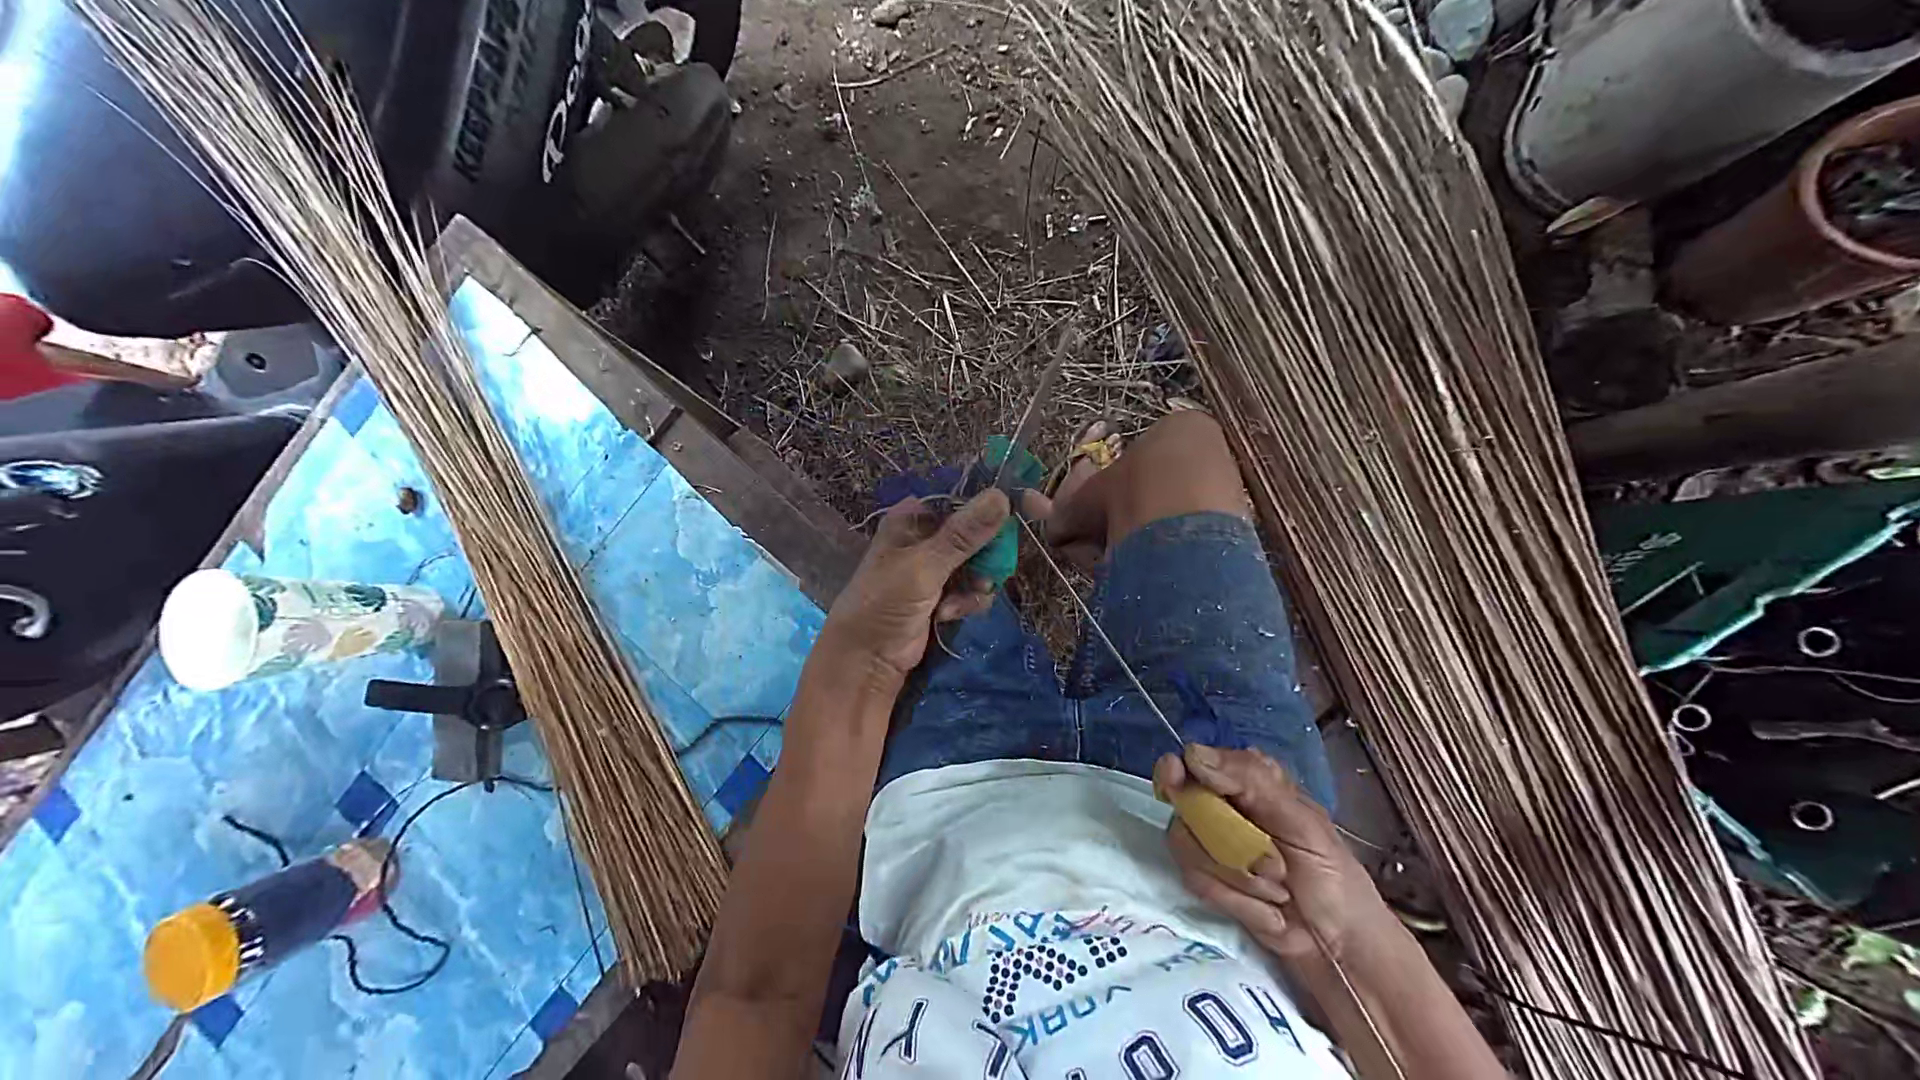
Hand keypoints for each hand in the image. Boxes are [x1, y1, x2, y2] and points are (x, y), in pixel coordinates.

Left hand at [815, 489, 1009, 687]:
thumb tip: (1001, 496)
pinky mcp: (944, 594)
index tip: (1030, 504)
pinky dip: (968, 601)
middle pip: (978, 530)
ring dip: (977, 582)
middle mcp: (926, 536)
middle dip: (987, 554)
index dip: (994, 501)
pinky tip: (949, 615)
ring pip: (981, 562)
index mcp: (913, 517)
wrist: (866, 659)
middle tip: (989, 571)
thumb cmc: (884, 603)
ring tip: (960, 599)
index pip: (963, 496)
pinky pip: (974, 588)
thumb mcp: (924, 566)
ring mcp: (936, 567)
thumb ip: (964, 534)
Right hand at [1155, 745, 1390, 961]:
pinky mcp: (1205, 879)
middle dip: (1228, 843)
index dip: (1177, 771)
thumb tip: (1193, 755)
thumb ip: (1251, 781)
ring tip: (1278, 891)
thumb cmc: (1333, 877)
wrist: (1340, 947)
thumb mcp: (1302, 823)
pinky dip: (1236, 900)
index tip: (1176, 782)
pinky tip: (1267, 910)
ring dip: (1238, 877)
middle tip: (1275, 869)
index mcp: (1246, 780)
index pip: (1192, 761)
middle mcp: (1220, 805)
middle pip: (1184, 806)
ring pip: (1187, 845)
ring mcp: (1209, 843)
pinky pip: (1196, 880)